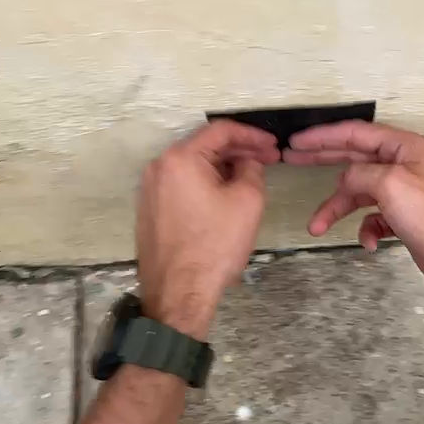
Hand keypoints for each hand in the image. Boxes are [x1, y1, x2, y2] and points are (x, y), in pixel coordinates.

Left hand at [136, 120, 280, 340]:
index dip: (251, 135)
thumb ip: (251, 170)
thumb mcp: (247, 201)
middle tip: (267, 159)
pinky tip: (225, 195)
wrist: (179, 293)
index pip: (220, 131)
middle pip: (204, 147)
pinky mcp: (150, 210)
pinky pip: (182, 185)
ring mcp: (150, 190)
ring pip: (192, 167)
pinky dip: (205, 184)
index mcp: (180, 159)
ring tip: (250, 178)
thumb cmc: (215, 246)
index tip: (272, 144)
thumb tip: (247, 162)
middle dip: (238, 151)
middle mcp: (158, 168)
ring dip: (222, 168)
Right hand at [285, 122, 423, 303]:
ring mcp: (403, 191)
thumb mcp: (390, 184)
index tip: (296, 141)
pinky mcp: (403, 217)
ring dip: (338, 209)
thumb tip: (346, 181)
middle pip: (353, 157)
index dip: (322, 136)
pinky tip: (369, 242)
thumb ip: (360, 174)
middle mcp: (403, 164)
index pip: (355, 133)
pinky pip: (373, 218)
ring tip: (316, 225)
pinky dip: (366, 229)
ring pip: (359, 194)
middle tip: (291, 159)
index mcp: (403, 147)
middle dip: (322, 161)